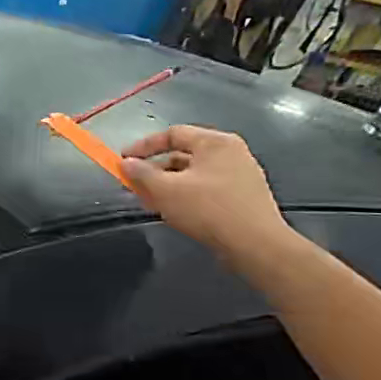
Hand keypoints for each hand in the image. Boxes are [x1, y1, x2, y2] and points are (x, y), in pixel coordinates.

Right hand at [120, 126, 293, 259]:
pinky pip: (207, 187)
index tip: (123, 161)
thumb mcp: (165, 190)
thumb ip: (141, 174)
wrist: (256, 245)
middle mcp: (231, 152)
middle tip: (134, 184)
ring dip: (168, 184)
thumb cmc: (208, 210)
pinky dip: (186, 194)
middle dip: (154, 169)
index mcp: (215, 142)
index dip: (143, 146)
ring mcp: (241, 174)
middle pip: (183, 153)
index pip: (172, 134)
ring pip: (194, 173)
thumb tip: (126, 163)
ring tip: (150, 201)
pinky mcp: (244, 196)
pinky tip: (174, 211)